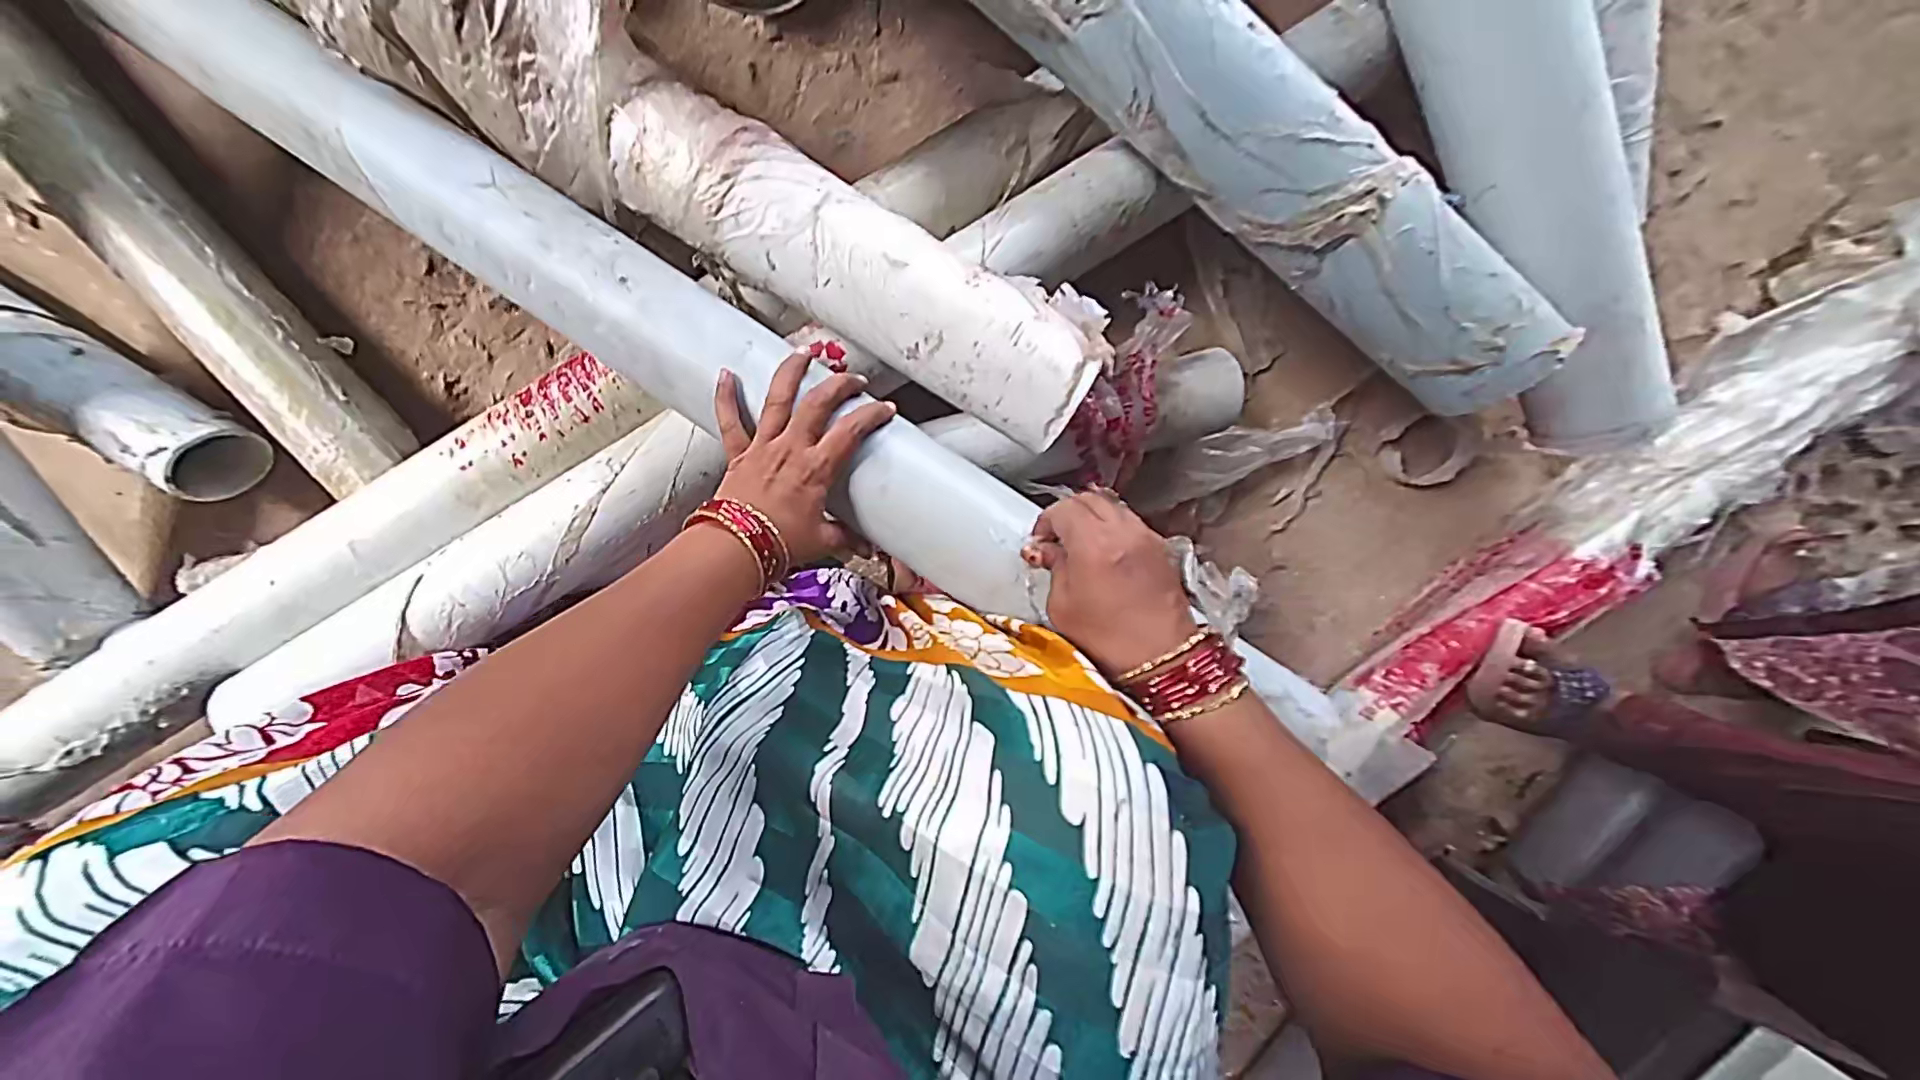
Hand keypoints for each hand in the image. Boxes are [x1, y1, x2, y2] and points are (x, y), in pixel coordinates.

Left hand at [713, 351, 896, 565]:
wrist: (735, 549)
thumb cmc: (778, 545)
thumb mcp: (822, 541)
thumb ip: (847, 539)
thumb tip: (867, 548)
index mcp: (815, 469)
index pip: (851, 431)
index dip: (872, 415)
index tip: (885, 409)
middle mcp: (790, 450)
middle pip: (817, 403)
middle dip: (839, 384)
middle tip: (853, 378)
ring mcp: (763, 447)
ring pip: (778, 399)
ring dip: (791, 372)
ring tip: (802, 353)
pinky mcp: (739, 454)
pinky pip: (730, 420)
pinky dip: (726, 397)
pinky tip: (726, 375)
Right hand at [1022, 491, 1199, 674]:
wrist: (1161, 659)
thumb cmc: (1112, 641)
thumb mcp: (1063, 607)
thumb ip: (1054, 568)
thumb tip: (1047, 551)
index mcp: (1094, 543)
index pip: (1063, 509)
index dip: (1045, 521)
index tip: (1040, 541)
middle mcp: (1123, 532)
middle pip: (1089, 499)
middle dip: (1067, 513)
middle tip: (1056, 538)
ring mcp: (1146, 538)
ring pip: (1112, 506)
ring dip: (1092, 517)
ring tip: (1080, 545)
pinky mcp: (1161, 549)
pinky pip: (1130, 523)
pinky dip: (1113, 528)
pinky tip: (1104, 554)